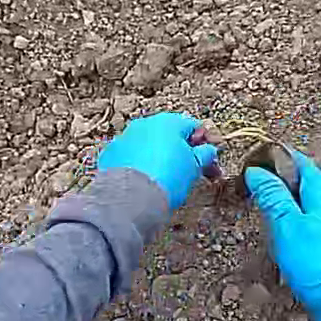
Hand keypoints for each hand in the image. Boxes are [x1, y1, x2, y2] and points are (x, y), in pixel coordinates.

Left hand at [96, 112, 219, 209]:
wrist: (131, 199)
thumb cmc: (167, 179)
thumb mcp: (194, 167)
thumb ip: (204, 155)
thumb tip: (207, 151)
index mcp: (168, 122)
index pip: (193, 127)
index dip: (205, 144)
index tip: (209, 161)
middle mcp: (144, 125)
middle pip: (169, 135)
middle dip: (182, 151)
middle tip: (192, 171)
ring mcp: (125, 138)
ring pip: (148, 145)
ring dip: (160, 158)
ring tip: (168, 180)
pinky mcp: (110, 155)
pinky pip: (131, 158)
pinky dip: (140, 167)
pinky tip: (146, 183)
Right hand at [244, 150, 320, 320]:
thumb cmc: (317, 264)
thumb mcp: (286, 226)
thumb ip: (273, 197)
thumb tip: (258, 172)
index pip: (301, 163)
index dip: (278, 159)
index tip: (257, 161)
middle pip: (307, 183)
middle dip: (283, 182)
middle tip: (258, 187)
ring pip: (312, 204)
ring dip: (291, 203)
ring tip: (269, 211)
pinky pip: (319, 222)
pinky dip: (301, 221)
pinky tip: (290, 235)